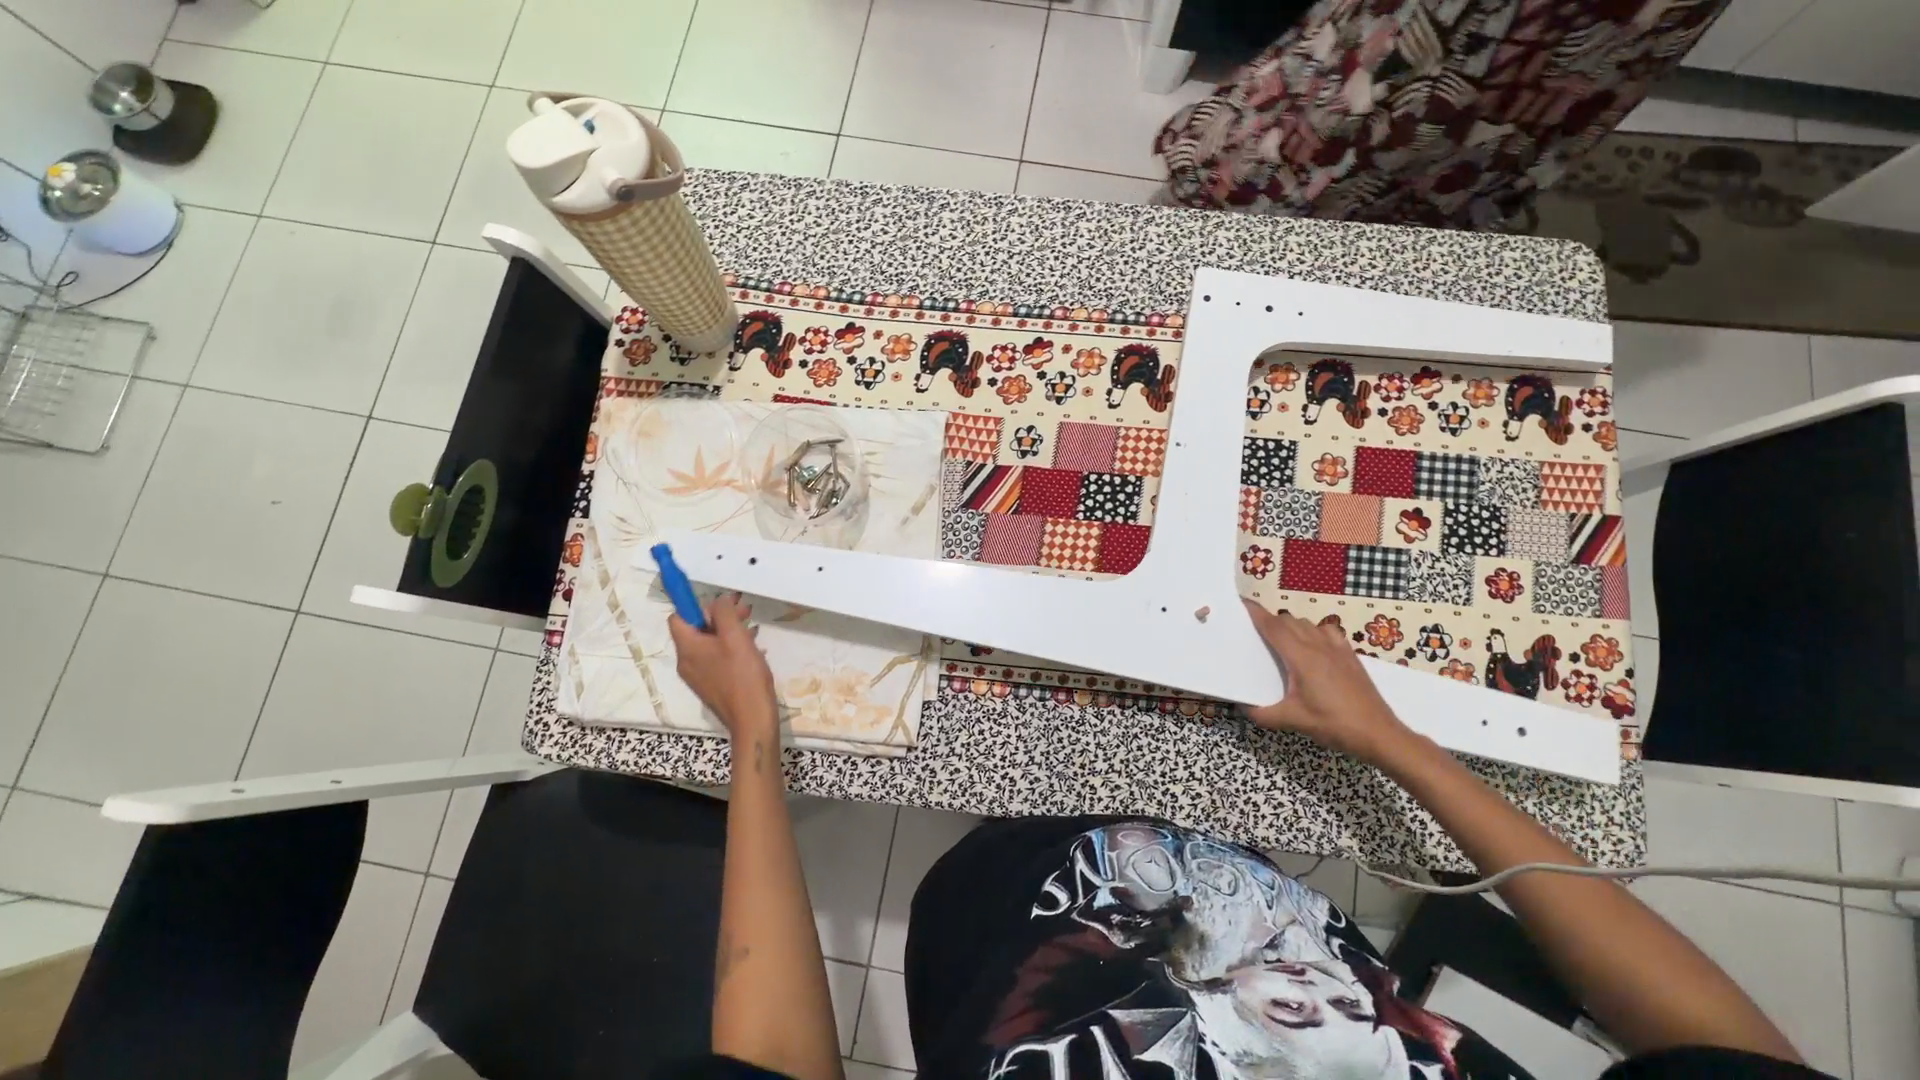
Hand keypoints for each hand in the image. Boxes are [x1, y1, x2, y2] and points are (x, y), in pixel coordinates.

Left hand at [669, 594, 778, 743]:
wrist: (752, 719)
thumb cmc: (743, 676)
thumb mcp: (736, 637)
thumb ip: (724, 613)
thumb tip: (718, 600)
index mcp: (687, 647)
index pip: (678, 617)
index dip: (697, 605)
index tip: (722, 603)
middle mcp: (686, 661)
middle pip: (696, 628)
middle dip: (719, 616)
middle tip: (745, 611)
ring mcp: (698, 675)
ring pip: (708, 643)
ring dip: (728, 631)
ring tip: (752, 628)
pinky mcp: (711, 685)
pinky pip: (715, 659)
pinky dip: (730, 648)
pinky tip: (752, 649)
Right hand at [1241, 600, 1414, 765]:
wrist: (1377, 732)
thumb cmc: (1333, 724)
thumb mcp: (1292, 720)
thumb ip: (1262, 713)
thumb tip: (1242, 706)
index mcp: (1301, 657)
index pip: (1274, 626)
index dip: (1256, 612)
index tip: (1242, 602)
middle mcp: (1318, 646)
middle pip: (1289, 621)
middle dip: (1270, 621)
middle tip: (1255, 632)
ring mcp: (1337, 648)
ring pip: (1308, 623)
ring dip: (1291, 625)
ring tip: (1281, 640)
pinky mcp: (1350, 655)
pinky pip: (1327, 631)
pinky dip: (1313, 631)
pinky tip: (1313, 647)